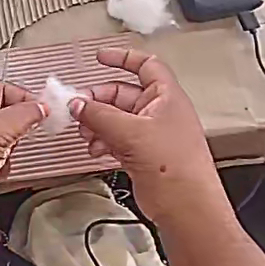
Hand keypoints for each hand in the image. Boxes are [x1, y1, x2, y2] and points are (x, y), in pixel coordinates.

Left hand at [0, 82, 47, 228]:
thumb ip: (24, 114)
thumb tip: (39, 107)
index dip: (21, 96)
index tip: (39, 107)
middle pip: (2, 111)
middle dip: (16, 123)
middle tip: (26, 128)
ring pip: (3, 135)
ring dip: (10, 145)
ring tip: (5, 151)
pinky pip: (1, 155)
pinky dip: (6, 161)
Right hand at [68, 47, 222, 220]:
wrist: (186, 207)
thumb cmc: (177, 168)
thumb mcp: (131, 132)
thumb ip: (99, 114)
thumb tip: (79, 104)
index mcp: (166, 97)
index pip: (145, 65)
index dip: (122, 58)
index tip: (101, 58)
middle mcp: (160, 112)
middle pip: (122, 94)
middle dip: (98, 100)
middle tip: (79, 106)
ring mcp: (151, 134)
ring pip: (116, 118)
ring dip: (97, 123)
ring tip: (86, 132)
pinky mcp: (143, 154)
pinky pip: (117, 138)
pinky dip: (103, 141)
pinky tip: (96, 148)